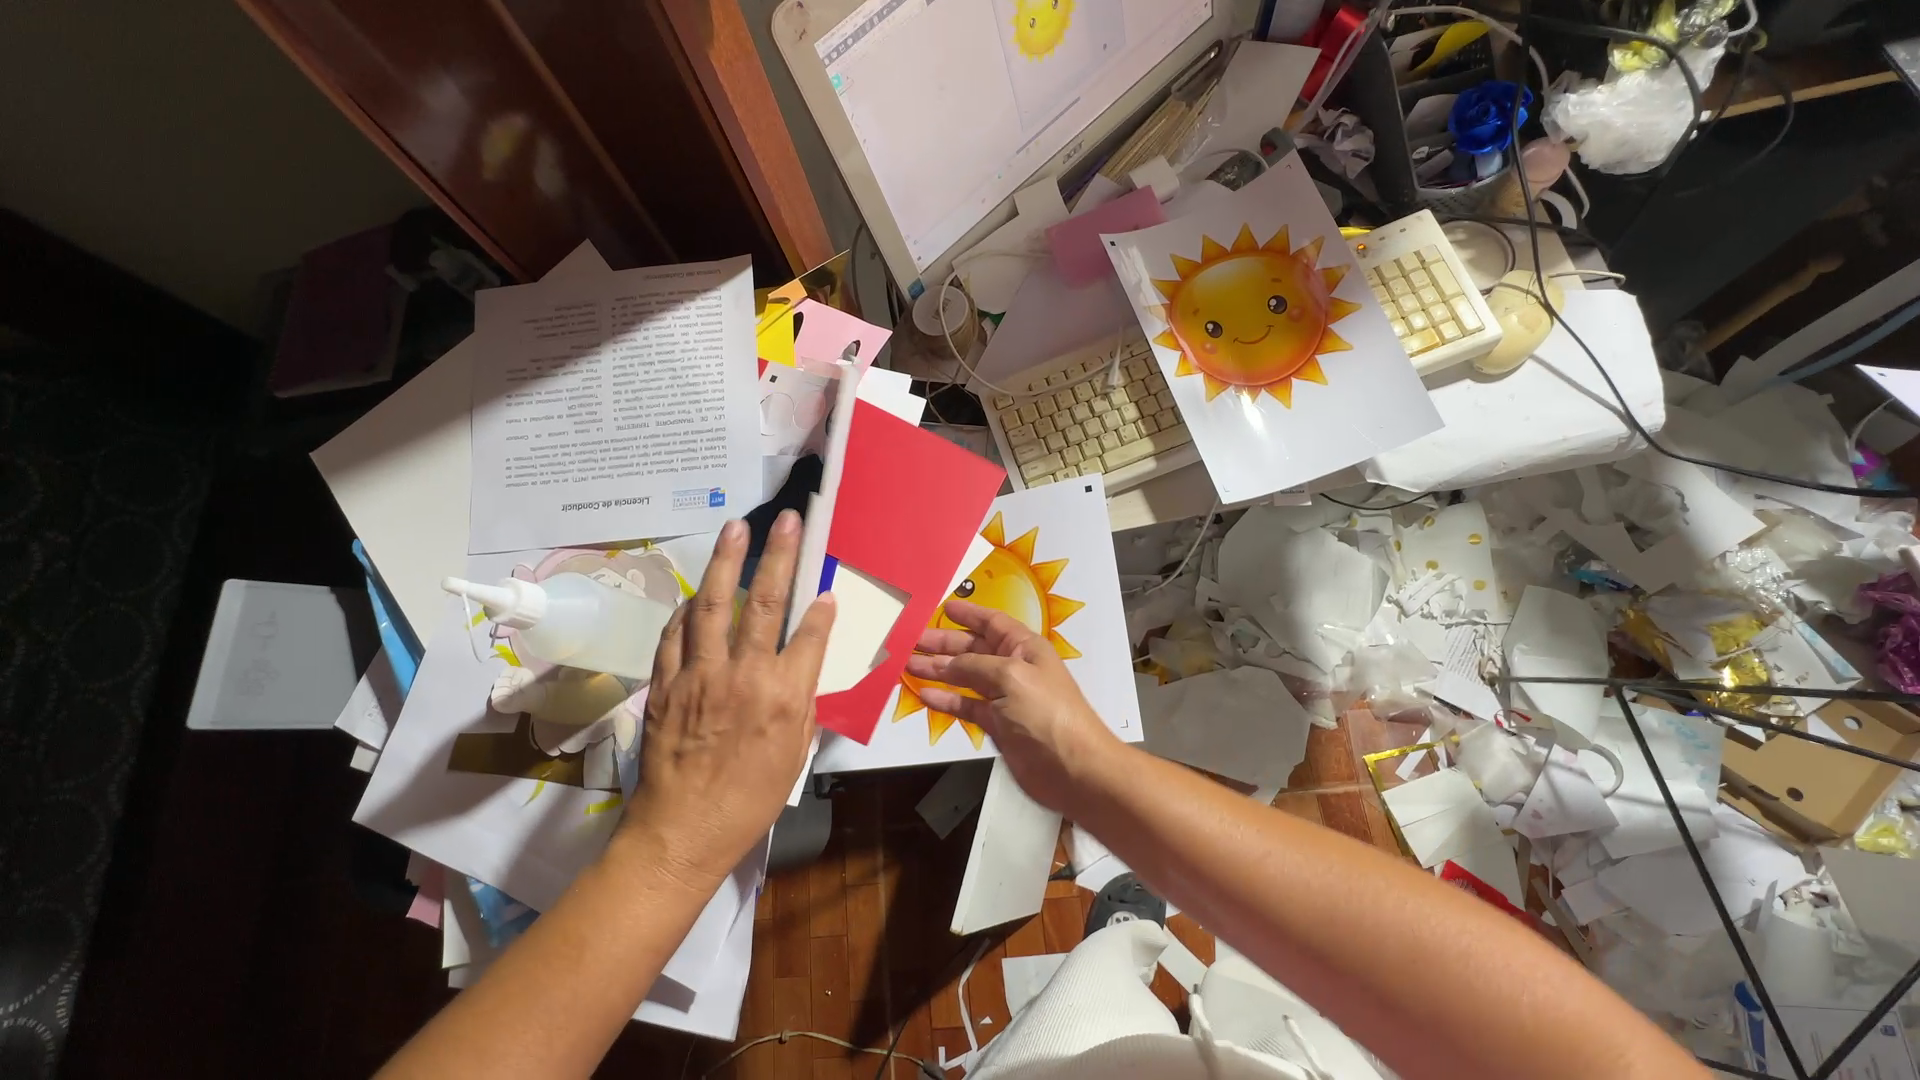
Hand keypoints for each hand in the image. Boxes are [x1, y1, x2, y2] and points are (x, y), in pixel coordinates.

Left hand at [618, 510, 834, 890]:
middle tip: (787, 520)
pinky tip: (695, 594)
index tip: (827, 587)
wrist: (682, 832)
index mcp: (784, 696)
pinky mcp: (666, 683)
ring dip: (726, 562)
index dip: (822, 608)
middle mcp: (744, 675)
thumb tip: (805, 668)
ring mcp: (699, 675)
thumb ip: (803, 705)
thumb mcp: (794, 756)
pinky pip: (676, 635)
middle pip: (764, 603)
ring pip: (713, 605)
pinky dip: (687, 610)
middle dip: (779, 556)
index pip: (810, 635)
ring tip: (736, 529)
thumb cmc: (749, 801)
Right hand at [904, 598, 1118, 814]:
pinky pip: (966, 705)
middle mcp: (1014, 668)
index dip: (968, 614)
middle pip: (973, 649)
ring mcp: (1005, 697)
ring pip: (965, 677)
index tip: (942, 608)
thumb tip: (945, 663)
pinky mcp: (997, 725)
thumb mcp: (1010, 676)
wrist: (1072, 767)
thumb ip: (974, 666)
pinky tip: (925, 695)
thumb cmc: (1046, 712)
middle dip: (943, 644)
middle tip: (911, 640)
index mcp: (1025, 647)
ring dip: (939, 670)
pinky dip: (947, 700)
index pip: (992, 622)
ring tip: (908, 664)